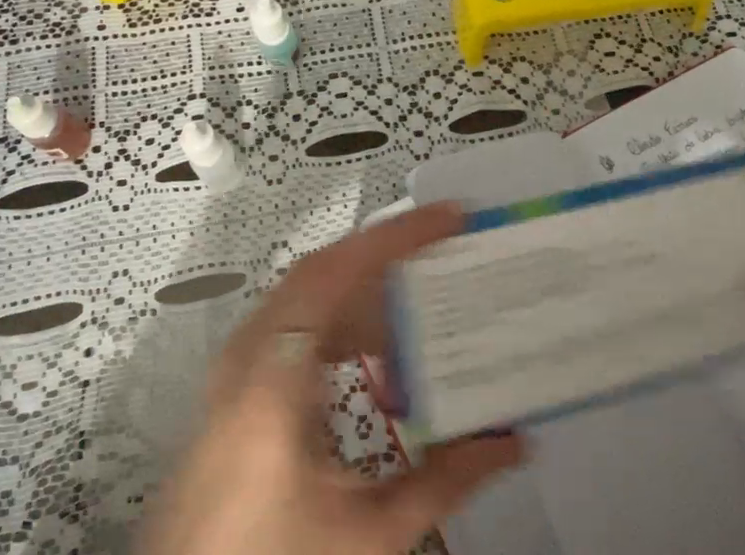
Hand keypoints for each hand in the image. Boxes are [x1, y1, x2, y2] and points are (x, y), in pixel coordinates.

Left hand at [139, 205, 522, 554]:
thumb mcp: (367, 534)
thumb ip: (443, 483)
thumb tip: (513, 442)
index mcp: (272, 385)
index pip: (332, 277)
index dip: (392, 239)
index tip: (447, 219)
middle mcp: (244, 363)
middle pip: (318, 277)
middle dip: (386, 258)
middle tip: (446, 255)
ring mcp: (231, 375)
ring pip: (303, 300)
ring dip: (363, 293)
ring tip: (420, 306)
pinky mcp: (232, 393)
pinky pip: (291, 328)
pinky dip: (339, 324)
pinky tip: (374, 358)